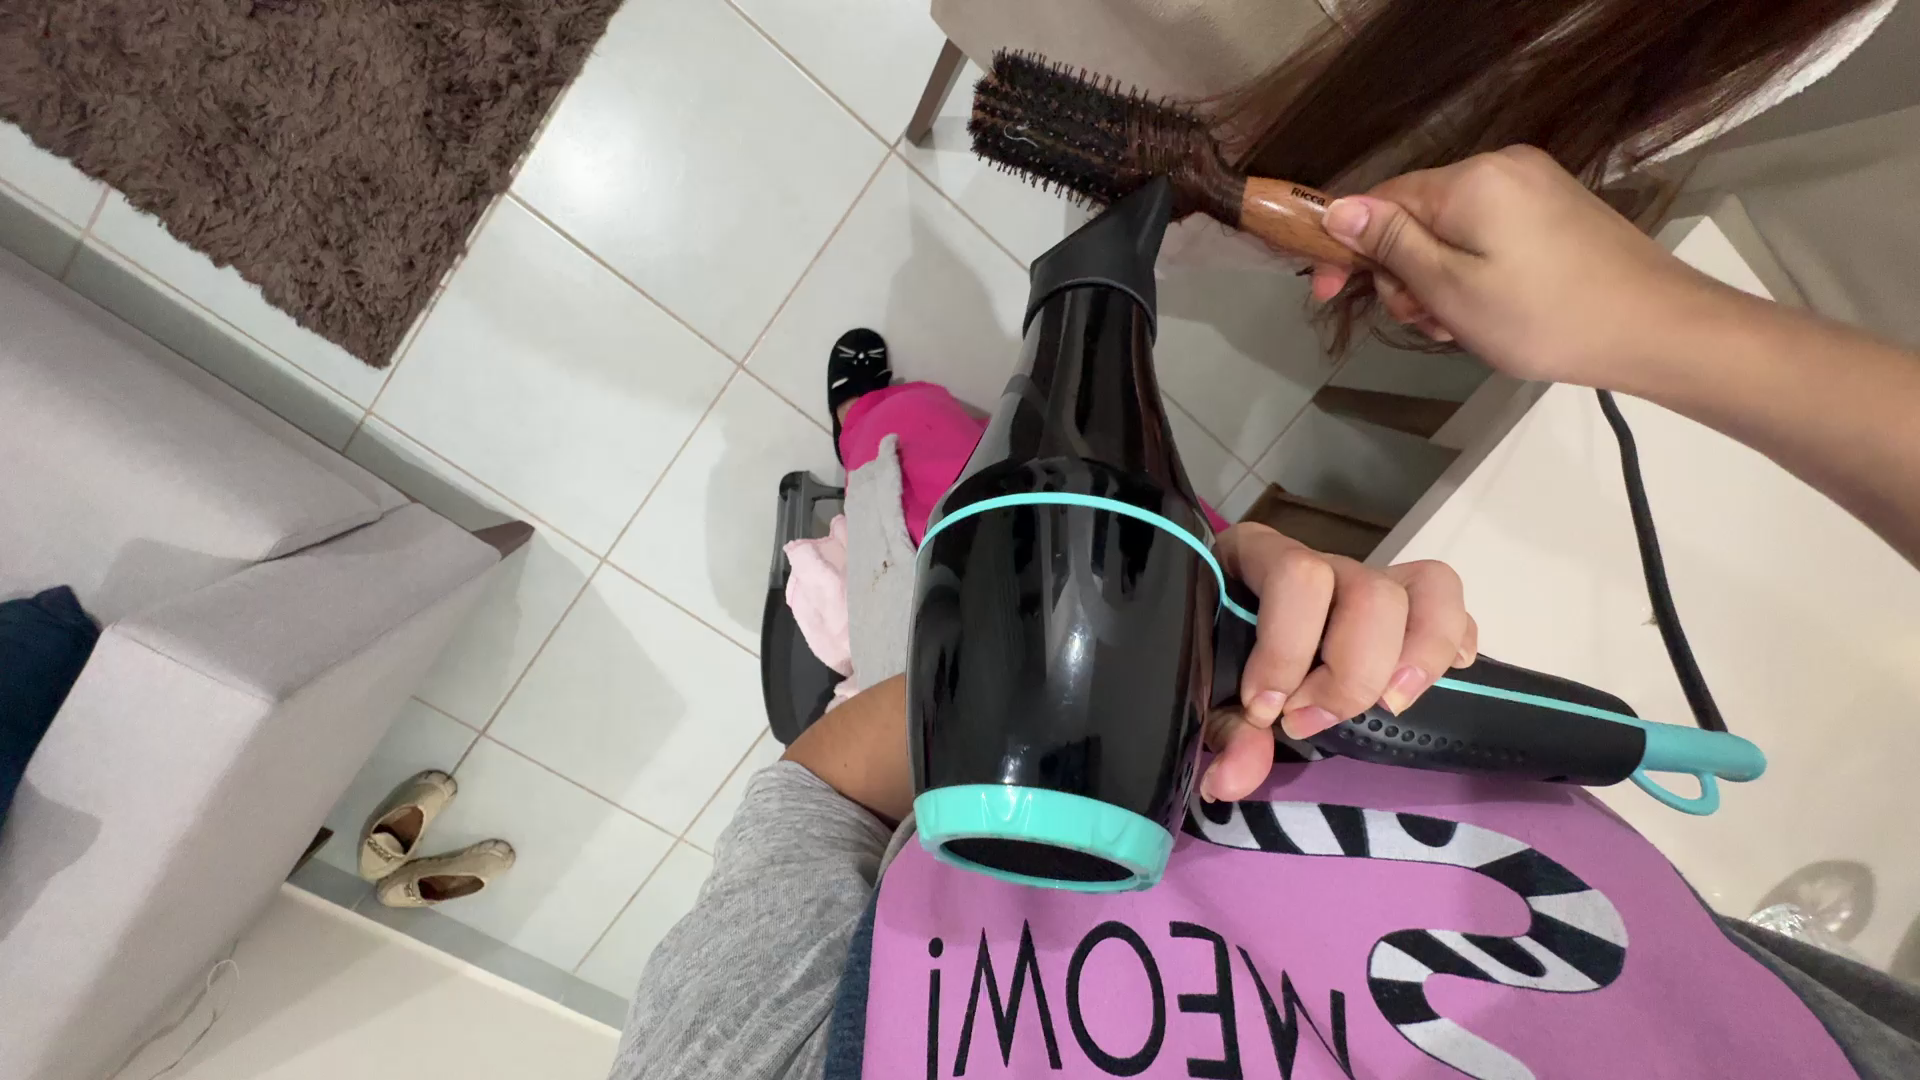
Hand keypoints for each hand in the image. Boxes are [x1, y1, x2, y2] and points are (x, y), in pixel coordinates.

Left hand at [1201, 523, 1476, 802]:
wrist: (1231, 640)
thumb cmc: (1217, 655)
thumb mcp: (1213, 692)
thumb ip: (1224, 731)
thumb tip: (1228, 782)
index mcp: (1255, 556)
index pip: (1297, 578)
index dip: (1287, 649)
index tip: (1264, 708)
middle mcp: (1318, 558)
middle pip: (1370, 592)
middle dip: (1349, 673)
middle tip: (1309, 720)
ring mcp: (1366, 574)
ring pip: (1425, 588)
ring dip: (1418, 658)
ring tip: (1390, 706)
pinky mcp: (1406, 599)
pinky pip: (1448, 599)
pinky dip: (1452, 639)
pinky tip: (1434, 677)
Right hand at [1309, 145, 1727, 389]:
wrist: (1653, 329)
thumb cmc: (1537, 315)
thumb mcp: (1447, 285)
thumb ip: (1389, 243)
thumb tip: (1335, 209)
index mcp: (1471, 181)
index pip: (1379, 201)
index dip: (1344, 246)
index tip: (1323, 294)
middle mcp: (1499, 169)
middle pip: (1410, 219)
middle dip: (1399, 273)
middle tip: (1421, 319)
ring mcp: (1528, 189)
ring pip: (1441, 235)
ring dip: (1430, 283)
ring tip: (1452, 323)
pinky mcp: (1547, 212)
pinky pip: (1477, 239)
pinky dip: (1463, 275)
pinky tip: (1477, 310)